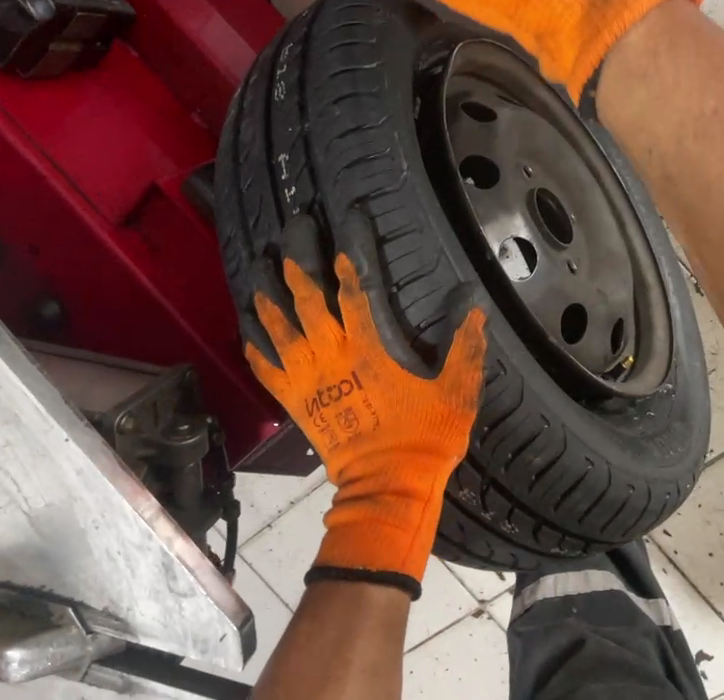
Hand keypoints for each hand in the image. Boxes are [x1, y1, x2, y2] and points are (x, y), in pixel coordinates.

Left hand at [244, 210, 485, 596]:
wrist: (387, 489)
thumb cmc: (424, 439)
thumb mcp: (456, 393)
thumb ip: (466, 349)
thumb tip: (477, 309)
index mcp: (370, 351)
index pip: (357, 295)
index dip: (351, 263)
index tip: (343, 233)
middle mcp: (333, 359)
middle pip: (309, 304)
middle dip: (299, 267)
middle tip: (290, 234)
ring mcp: (310, 383)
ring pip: (280, 332)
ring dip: (269, 299)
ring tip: (258, 268)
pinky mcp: (297, 405)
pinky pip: (267, 371)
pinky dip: (255, 348)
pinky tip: (247, 329)